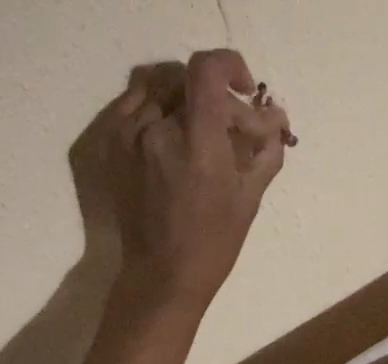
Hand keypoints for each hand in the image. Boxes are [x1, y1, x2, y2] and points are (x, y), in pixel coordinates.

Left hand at [69, 50, 291, 307]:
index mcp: (197, 144)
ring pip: (159, 86)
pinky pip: (134, 103)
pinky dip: (158, 109)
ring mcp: (128, 134)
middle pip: (188, 79)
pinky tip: (171, 137)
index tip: (245, 89)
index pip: (207, 71)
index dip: (231, 65)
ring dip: (186, 99)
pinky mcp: (111, 143)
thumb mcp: (249, 199)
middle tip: (232, 128)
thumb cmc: (214, 244)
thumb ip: (265, 152)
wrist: (162, 274)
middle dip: (216, 96)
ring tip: (199, 130)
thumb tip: (276, 121)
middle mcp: (157, 129)